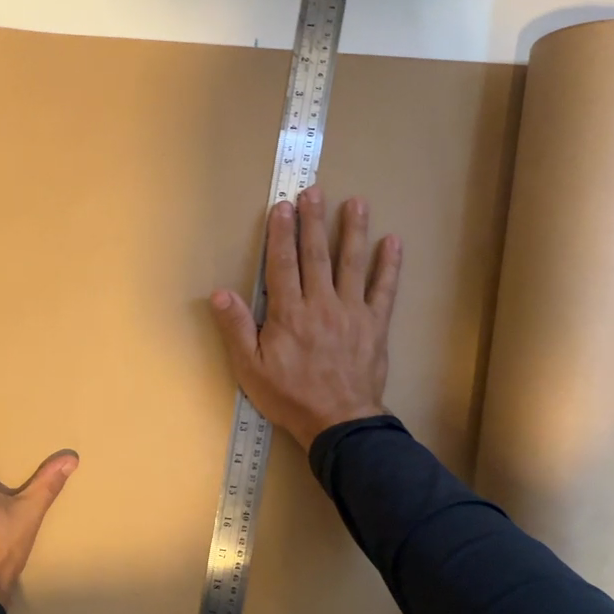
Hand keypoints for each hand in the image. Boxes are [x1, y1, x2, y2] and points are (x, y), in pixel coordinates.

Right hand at [210, 187, 402, 450]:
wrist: (338, 422)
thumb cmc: (289, 396)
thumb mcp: (250, 368)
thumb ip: (236, 328)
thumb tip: (220, 293)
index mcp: (288, 313)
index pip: (282, 264)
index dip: (281, 234)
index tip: (282, 207)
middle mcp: (321, 304)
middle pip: (316, 255)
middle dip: (313, 221)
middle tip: (313, 191)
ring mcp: (352, 312)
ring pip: (352, 264)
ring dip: (353, 231)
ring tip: (356, 203)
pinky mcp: (375, 325)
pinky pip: (384, 290)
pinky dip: (389, 266)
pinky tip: (393, 242)